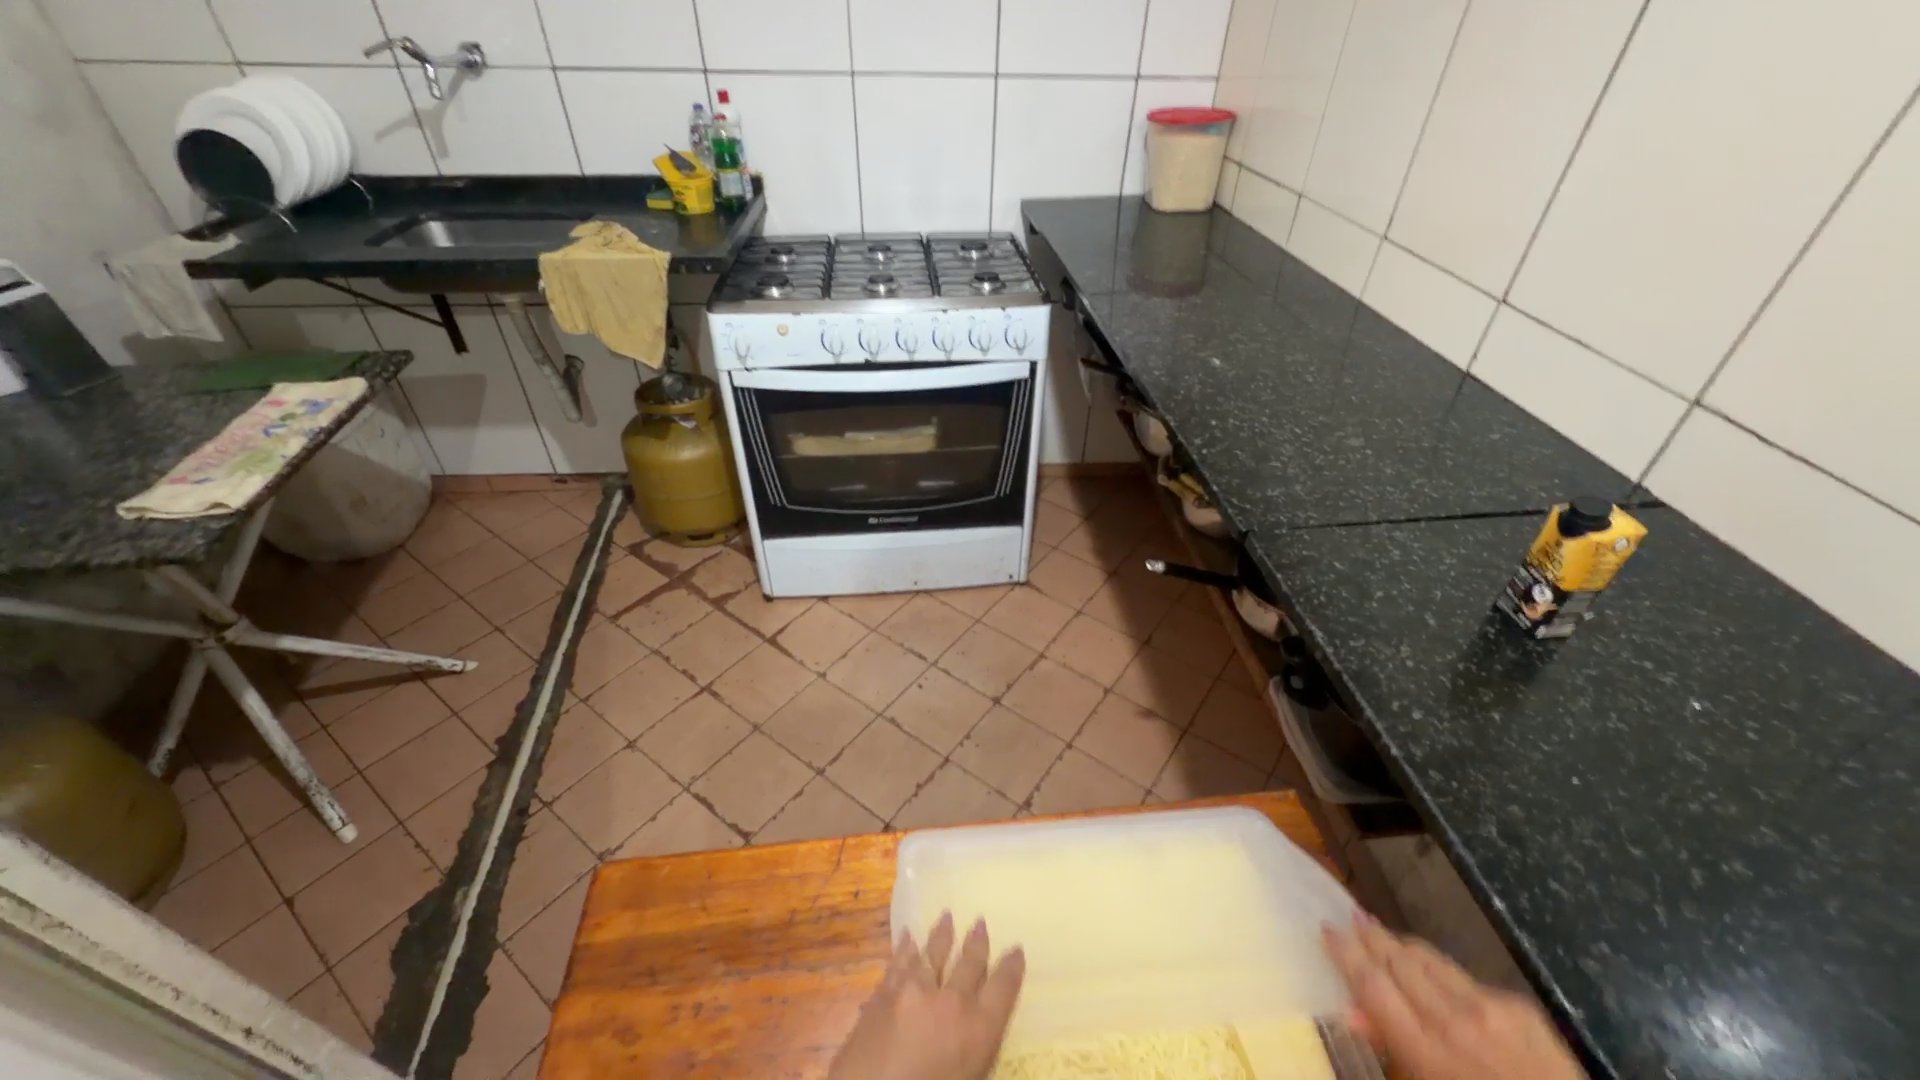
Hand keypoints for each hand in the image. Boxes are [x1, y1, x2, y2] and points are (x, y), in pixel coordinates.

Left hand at [828, 913, 1025, 1079]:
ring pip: (932, 955)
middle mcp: (950, 1002)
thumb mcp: (971, 1076)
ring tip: (946, 916)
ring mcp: (914, 993)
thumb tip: (981, 1027)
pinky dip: (905, 949)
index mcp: (979, 1028)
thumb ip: (978, 1047)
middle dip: (977, 942)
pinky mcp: (883, 996)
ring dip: (941, 935)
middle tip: (980, 922)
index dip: (1012, 967)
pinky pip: (898, 964)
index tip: (1016, 948)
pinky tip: (908, 937)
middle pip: (969, 964)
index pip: (1003, 988)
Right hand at [1322, 914, 1586, 1079]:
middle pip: (1399, 963)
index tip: (1326, 928)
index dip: (1346, 953)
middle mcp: (1454, 1021)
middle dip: (1370, 938)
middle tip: (1347, 918)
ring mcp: (1489, 1009)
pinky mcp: (1518, 1006)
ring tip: (1376, 928)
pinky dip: (1436, 966)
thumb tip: (1351, 1013)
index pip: (1374, 986)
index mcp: (1427, 1052)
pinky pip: (1463, 977)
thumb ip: (1391, 1053)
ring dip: (1399, 943)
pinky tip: (1426, 963)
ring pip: (1429, 960)